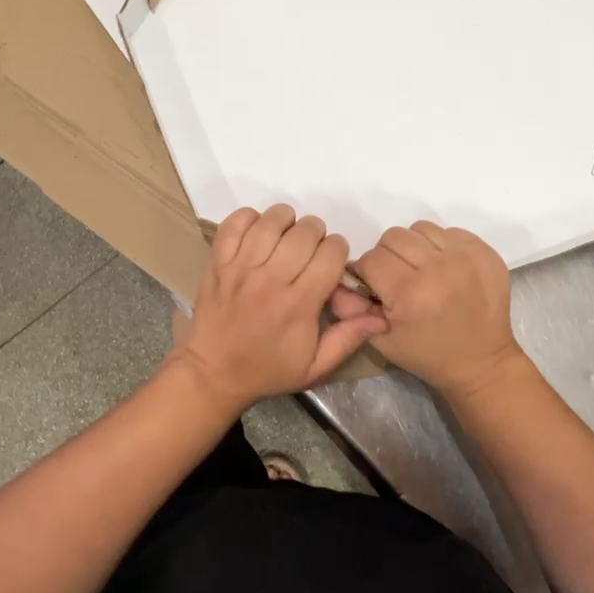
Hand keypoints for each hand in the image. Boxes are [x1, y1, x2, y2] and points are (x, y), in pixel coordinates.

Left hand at [168, 205, 388, 409]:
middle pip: (305, 232)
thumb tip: (380, 317)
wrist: (212, 374)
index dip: (338, 251)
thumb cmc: (267, 371)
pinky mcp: (218, 262)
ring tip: (287, 238)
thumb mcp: (314, 367)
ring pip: (272, 221)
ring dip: (286, 222)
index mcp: (299, 304)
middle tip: (311, 251)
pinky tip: (258, 234)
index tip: (332, 263)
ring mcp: (241, 268)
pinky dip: (250, 219)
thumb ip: (347, 339)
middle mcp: (271, 280)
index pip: (331, 253)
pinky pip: (234, 223)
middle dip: (316, 234)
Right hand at [335, 221, 522, 397]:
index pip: (371, 258)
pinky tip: (445, 269)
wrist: (480, 361)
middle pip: (394, 237)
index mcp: (409, 292)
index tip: (377, 287)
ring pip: (420, 228)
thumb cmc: (426, 354)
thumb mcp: (380, 338)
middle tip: (399, 278)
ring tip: (422, 271)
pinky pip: (449, 231)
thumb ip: (351, 307)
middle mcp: (438, 268)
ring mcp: (465, 257)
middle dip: (389, 256)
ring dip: (415, 246)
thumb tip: (339, 277)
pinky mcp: (485, 252)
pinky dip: (441, 246)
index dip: (368, 272)